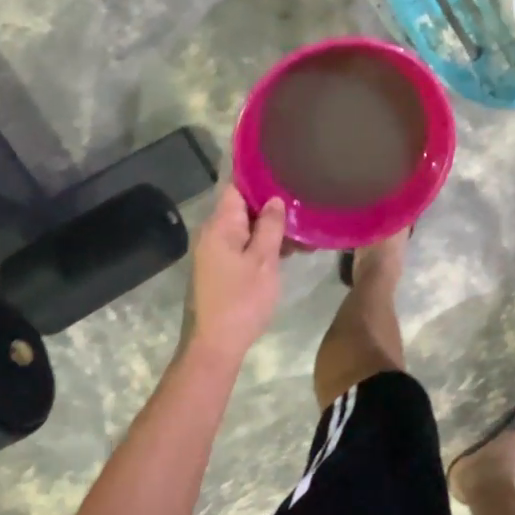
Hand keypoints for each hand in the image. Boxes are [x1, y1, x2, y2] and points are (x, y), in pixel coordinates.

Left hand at [183, 186, 285, 363]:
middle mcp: (212, 234)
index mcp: (220, 226)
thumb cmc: (242, 300)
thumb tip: (275, 200)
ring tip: (302, 225)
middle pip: (241, 207)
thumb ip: (270, 227)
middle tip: (301, 199)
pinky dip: (262, 243)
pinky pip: (242, 245)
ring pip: (244, 228)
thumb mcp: (264, 261)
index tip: (283, 169)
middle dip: (270, 203)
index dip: (258, 177)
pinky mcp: (219, 269)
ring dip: (269, 226)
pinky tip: (287, 248)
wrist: (215, 345)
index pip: (236, 187)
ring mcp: (214, 253)